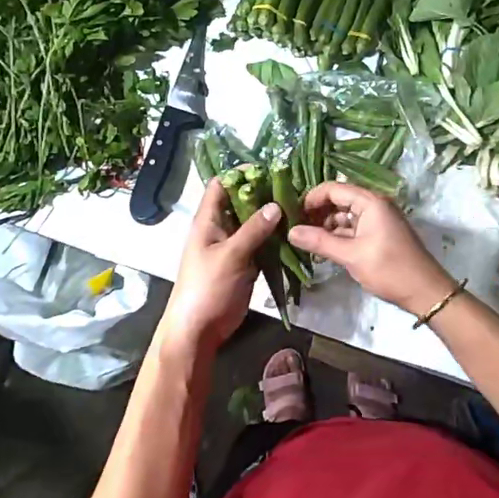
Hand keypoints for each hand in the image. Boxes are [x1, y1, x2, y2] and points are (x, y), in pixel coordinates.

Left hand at [160, 178, 280, 354]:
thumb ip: (253, 230)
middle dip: (262, 194)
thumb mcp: (230, 255)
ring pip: (253, 223)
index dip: (239, 174)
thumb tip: (275, 204)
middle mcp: (220, 228)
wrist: (200, 328)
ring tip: (298, 205)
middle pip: (241, 202)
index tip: (267, 169)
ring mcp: (233, 246)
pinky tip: (294, 231)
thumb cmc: (207, 287)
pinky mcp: (245, 263)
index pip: (221, 186)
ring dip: (271, 216)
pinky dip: (274, 237)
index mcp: (208, 221)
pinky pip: (261, 243)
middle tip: (291, 187)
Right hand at [288, 183, 454, 314]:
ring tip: (306, 240)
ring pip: (343, 215)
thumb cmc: (389, 269)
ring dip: (325, 225)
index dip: (311, 198)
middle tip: (296, 228)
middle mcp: (373, 204)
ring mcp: (377, 219)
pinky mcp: (377, 234)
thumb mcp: (351, 255)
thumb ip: (320, 241)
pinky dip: (337, 235)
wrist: (425, 292)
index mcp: (370, 202)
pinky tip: (322, 247)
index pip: (333, 188)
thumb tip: (290, 231)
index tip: (293, 214)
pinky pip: (352, 227)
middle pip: (338, 199)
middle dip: (316, 212)